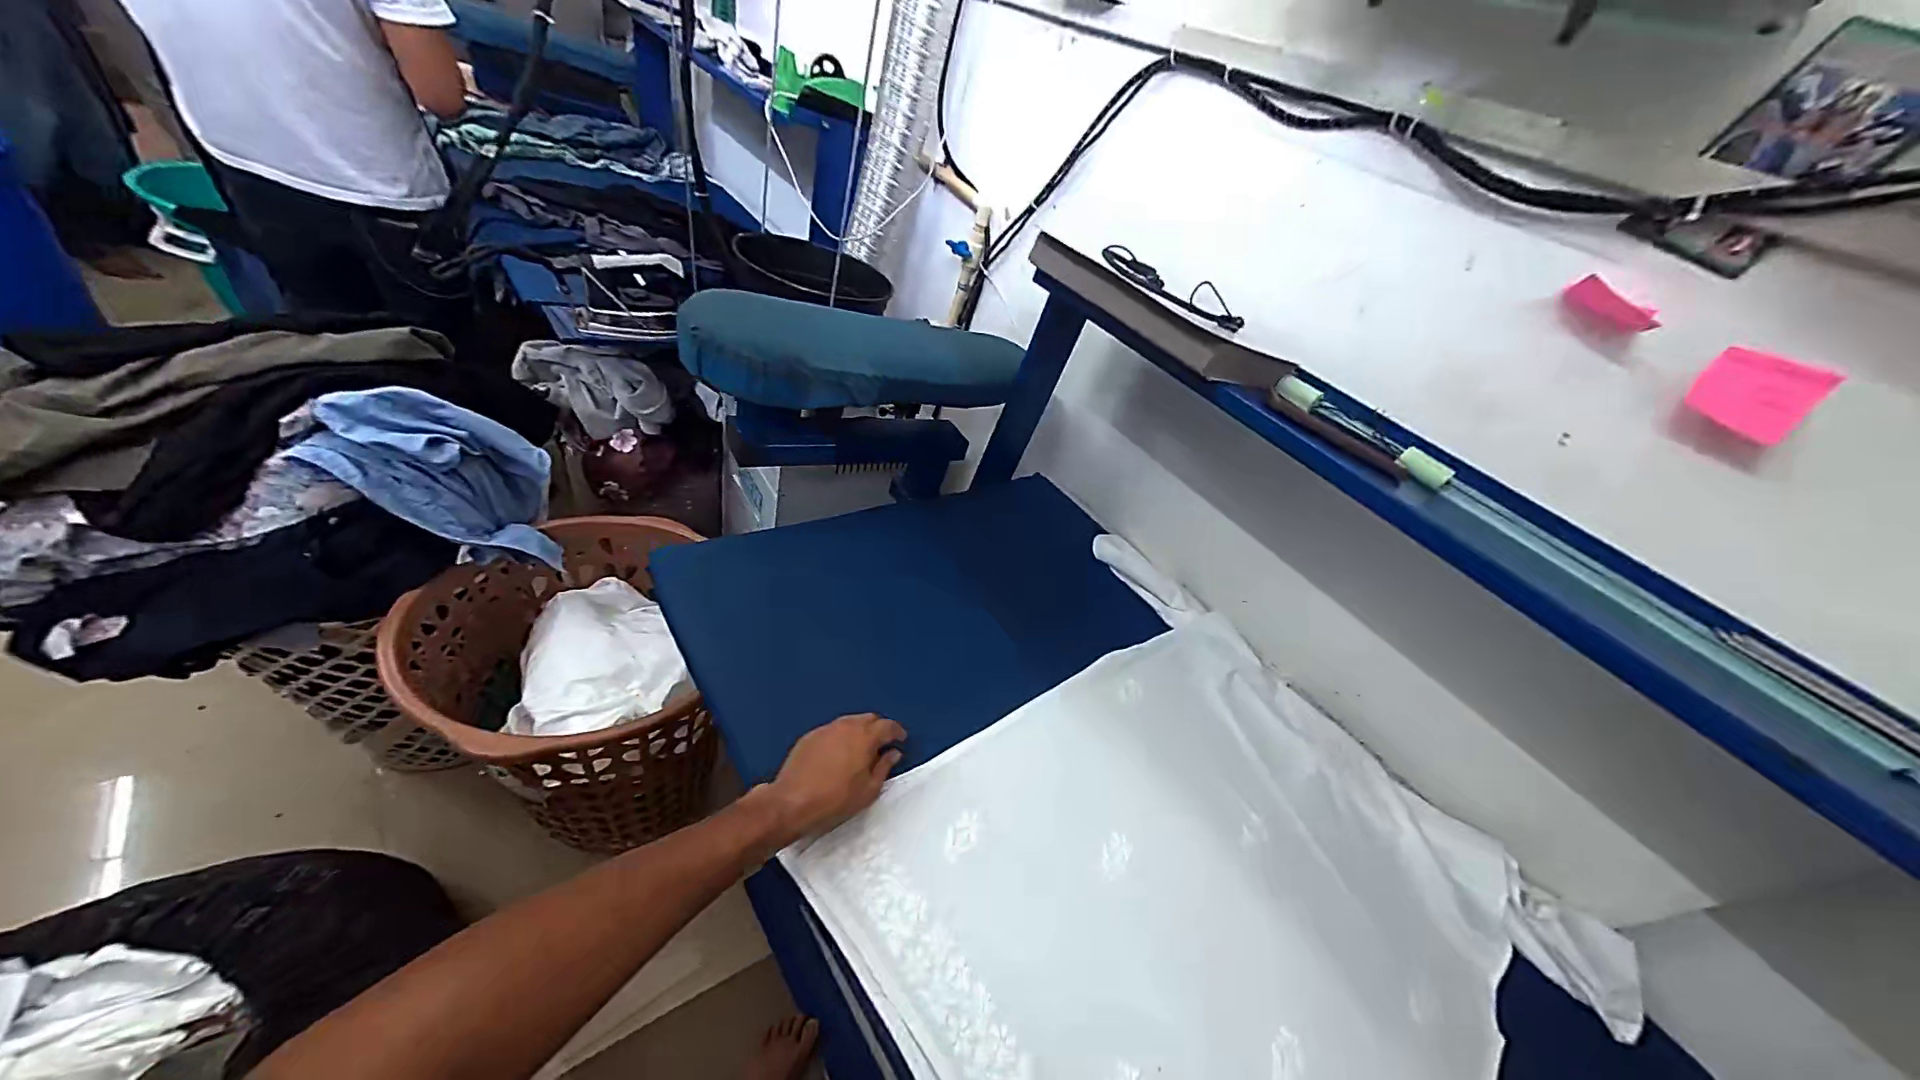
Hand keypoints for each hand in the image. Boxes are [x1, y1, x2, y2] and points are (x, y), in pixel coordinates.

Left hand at [759, 713, 905, 845]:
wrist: (791, 803)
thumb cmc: (835, 800)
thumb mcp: (868, 790)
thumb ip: (884, 767)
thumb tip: (893, 753)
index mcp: (865, 737)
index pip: (888, 726)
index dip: (897, 732)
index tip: (900, 740)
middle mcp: (846, 726)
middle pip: (869, 718)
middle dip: (879, 728)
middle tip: (882, 745)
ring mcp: (826, 729)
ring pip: (849, 722)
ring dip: (859, 730)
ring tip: (860, 748)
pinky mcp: (809, 736)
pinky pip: (832, 730)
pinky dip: (841, 736)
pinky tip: (838, 753)